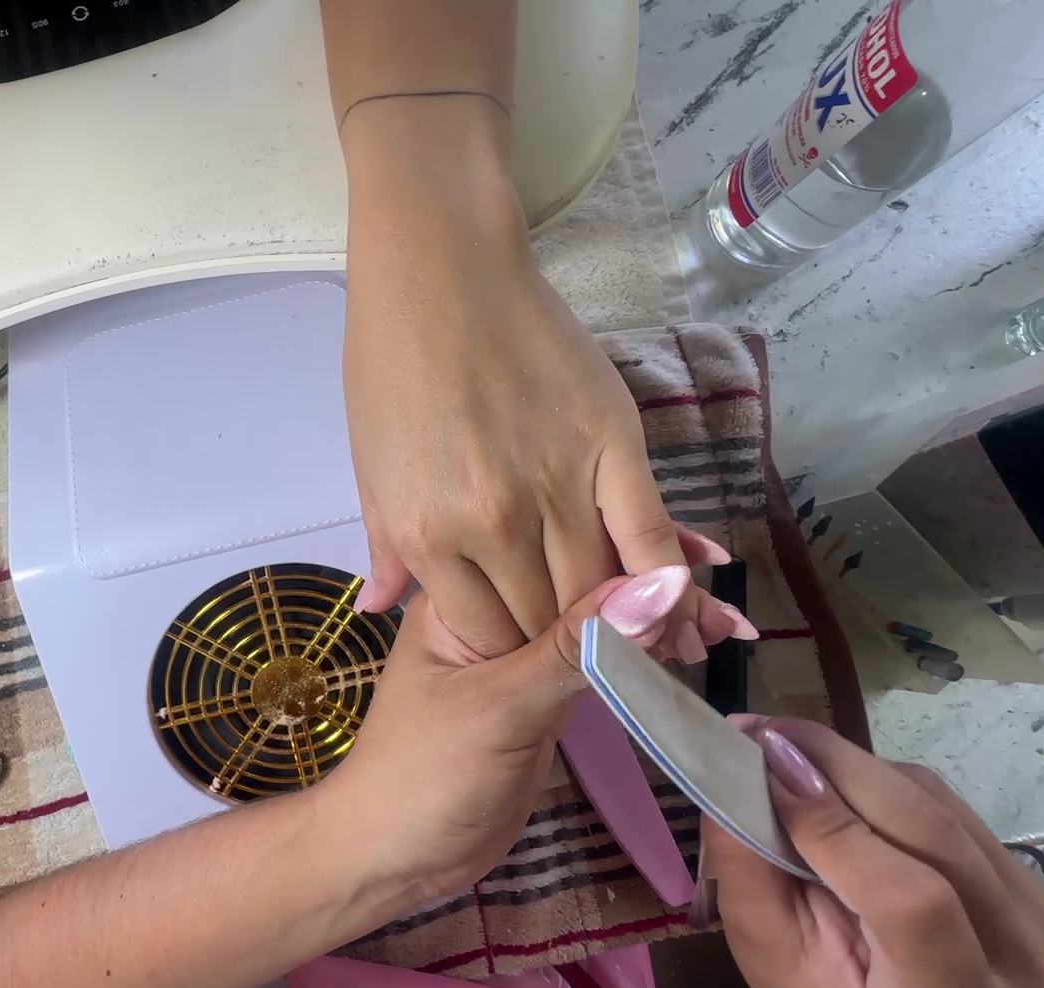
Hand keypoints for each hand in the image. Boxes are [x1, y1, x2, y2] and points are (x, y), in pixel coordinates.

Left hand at [314, 546, 752, 904]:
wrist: (397, 853)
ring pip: (595, 626)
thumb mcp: (499, 707)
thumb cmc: (426, 774)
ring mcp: (514, 656)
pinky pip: (594, 666)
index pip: (554, 554)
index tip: (704, 570)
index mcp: (463, 595)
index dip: (630, 556)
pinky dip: (638, 660)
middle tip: (727, 614)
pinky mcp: (535, 697)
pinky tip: (681, 653)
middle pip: (582, 585)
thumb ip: (574, 649)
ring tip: (726, 631)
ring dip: (657, 624)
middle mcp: (491, 614)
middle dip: (656, 589)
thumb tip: (662, 583)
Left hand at [340, 96, 704, 661]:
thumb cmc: (389, 372)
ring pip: (601, 592)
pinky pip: (653, 537)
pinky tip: (673, 604)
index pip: (488, 636)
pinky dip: (666, 583)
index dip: (509, 656)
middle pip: (546, 625)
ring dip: (609, 621)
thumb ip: (384, 550)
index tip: (521, 655)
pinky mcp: (616, 446)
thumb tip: (376, 610)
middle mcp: (496, 527)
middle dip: (556, 647)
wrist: (439, 276)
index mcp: (428, 538)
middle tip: (571, 647)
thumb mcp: (370, 470)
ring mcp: (560, 488)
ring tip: (618, 632)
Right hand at [708, 718, 1043, 987]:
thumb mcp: (758, 942)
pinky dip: (881, 777)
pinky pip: (953, 806)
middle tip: (761, 729)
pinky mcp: (1038, 892)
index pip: (910, 901)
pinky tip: (833, 777)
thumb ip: (746, 861)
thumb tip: (745, 766)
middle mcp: (1028, 980)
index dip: (833, 823)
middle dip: (837, 766)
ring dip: (853, 764)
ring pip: (941, 808)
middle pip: (934, 836)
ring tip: (786, 749)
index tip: (760, 765)